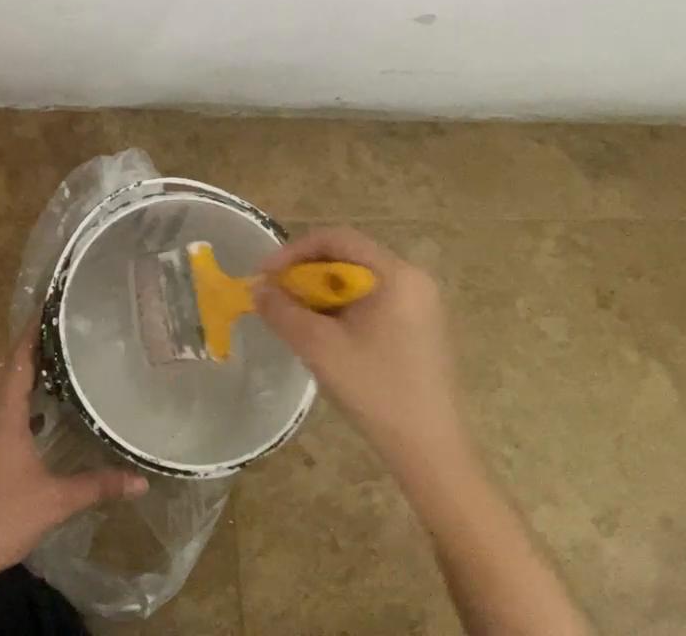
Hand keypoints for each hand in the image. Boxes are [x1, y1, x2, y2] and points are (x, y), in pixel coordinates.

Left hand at [0, 325, 148, 575]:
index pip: (17, 360)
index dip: (31, 331)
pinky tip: (43, 409)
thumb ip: (98, 485)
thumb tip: (141, 480)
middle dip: (30, 344)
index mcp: (5, 414)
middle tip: (61, 326)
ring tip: (57, 357)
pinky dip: (22, 397)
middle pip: (8, 368)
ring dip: (24, 370)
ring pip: (3, 389)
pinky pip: (4, 409)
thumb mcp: (56, 499)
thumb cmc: (3, 515)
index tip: (48, 305)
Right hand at [253, 227, 468, 473]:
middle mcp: (414, 279)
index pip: (337, 239)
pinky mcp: (420, 328)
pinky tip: (325, 337)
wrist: (428, 447)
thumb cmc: (375, 389)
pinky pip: (373, 301)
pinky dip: (342, 309)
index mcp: (396, 274)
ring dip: (321, 293)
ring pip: (358, 281)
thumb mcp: (318, 347)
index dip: (294, 251)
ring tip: (295, 318)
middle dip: (306, 274)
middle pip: (348, 257)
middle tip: (277, 297)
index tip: (266, 275)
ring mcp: (421, 304)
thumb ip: (282, 311)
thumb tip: (257, 288)